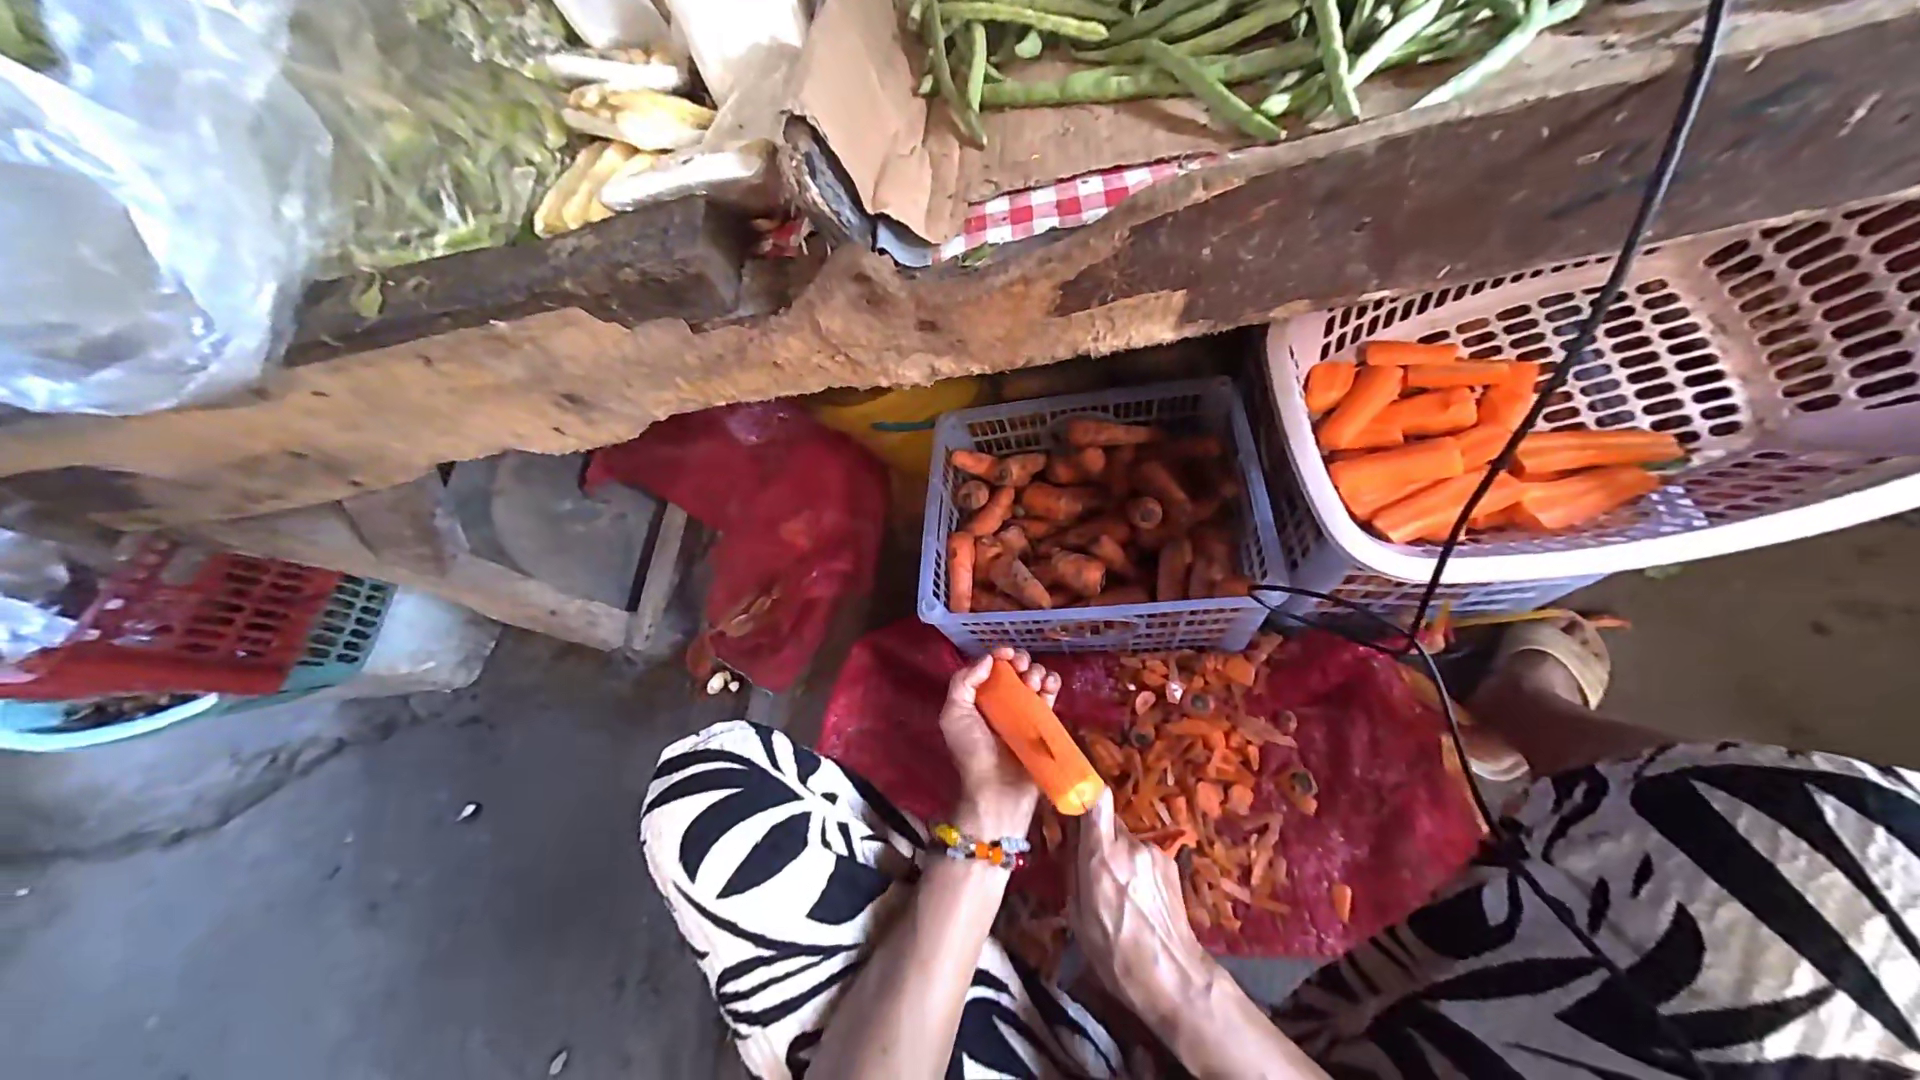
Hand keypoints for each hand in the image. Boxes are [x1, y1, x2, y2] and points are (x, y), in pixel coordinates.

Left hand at [940, 647, 1058, 838]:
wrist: (997, 792)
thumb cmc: (972, 753)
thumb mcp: (954, 715)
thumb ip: (964, 683)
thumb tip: (988, 659)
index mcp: (977, 700)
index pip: (990, 669)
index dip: (999, 656)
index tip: (1007, 653)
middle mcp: (1000, 704)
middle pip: (1014, 672)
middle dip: (1020, 662)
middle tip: (1022, 667)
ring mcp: (1023, 714)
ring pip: (1033, 681)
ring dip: (1036, 672)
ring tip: (1034, 681)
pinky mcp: (1043, 725)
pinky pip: (1050, 698)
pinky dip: (1052, 685)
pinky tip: (1050, 683)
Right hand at [1071, 790, 1219, 1029]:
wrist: (1172, 978)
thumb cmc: (1114, 953)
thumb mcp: (1078, 915)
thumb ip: (1073, 871)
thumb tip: (1070, 846)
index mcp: (1102, 856)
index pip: (1097, 800)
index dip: (1086, 793)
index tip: (1074, 799)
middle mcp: (1130, 846)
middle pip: (1110, 824)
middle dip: (1100, 838)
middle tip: (1093, 865)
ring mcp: (1154, 854)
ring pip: (1128, 842)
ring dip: (1120, 857)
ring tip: (1121, 893)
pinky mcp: (1172, 866)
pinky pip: (1144, 857)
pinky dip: (1138, 870)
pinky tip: (1140, 900)